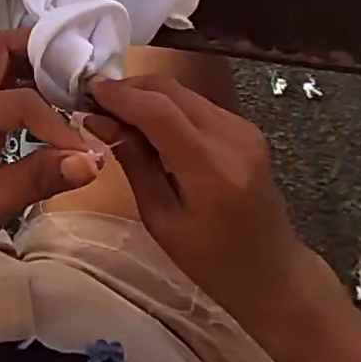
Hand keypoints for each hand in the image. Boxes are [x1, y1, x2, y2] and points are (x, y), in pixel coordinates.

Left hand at [0, 30, 101, 288]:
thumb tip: (91, 160)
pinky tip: (59, 117)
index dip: (55, 122)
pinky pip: (7, 96)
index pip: (17, 99)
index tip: (85, 152)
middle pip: (0, 51)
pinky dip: (35, 96)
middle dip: (41, 51)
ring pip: (3, 69)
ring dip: (39, 70)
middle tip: (81, 75)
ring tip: (77, 93)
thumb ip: (36, 178)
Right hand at [87, 75, 336, 354]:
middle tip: (91, 99)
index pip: (158, 111)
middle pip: (169, 90)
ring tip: (111, 110)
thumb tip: (97, 119)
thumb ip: (132, 161)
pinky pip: (192, 102)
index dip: (118, 95)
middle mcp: (232, 138)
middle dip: (126, 88)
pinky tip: (142, 120)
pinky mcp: (243, 127)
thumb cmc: (210, 260)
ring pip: (180, 91)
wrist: (275, 273)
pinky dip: (162, 102)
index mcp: (212, 169)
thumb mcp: (159, 218)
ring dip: (142, 93)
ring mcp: (243, 129)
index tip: (85, 90)